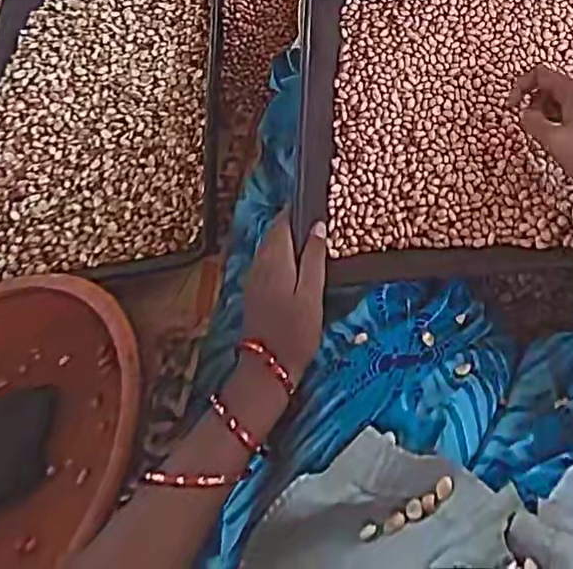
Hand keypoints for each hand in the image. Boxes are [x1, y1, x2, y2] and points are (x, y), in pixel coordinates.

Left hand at [241, 215, 326, 381]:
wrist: (268, 368)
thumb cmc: (296, 330)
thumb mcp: (312, 292)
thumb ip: (314, 257)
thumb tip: (318, 226)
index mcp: (275, 259)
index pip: (281, 222)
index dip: (296, 210)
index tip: (314, 204)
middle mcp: (259, 264)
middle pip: (273, 233)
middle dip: (292, 223)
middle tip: (317, 220)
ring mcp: (254, 278)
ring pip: (269, 247)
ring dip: (286, 239)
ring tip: (311, 240)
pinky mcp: (255, 292)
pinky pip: (267, 262)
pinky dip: (281, 255)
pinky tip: (297, 264)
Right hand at [509, 64, 572, 234]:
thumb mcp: (552, 140)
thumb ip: (532, 121)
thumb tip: (524, 114)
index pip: (542, 74)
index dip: (522, 86)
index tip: (512, 105)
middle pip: (552, 87)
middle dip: (535, 103)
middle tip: (529, 126)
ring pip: (562, 102)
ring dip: (546, 115)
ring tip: (545, 138)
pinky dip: (560, 123)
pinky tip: (559, 143)